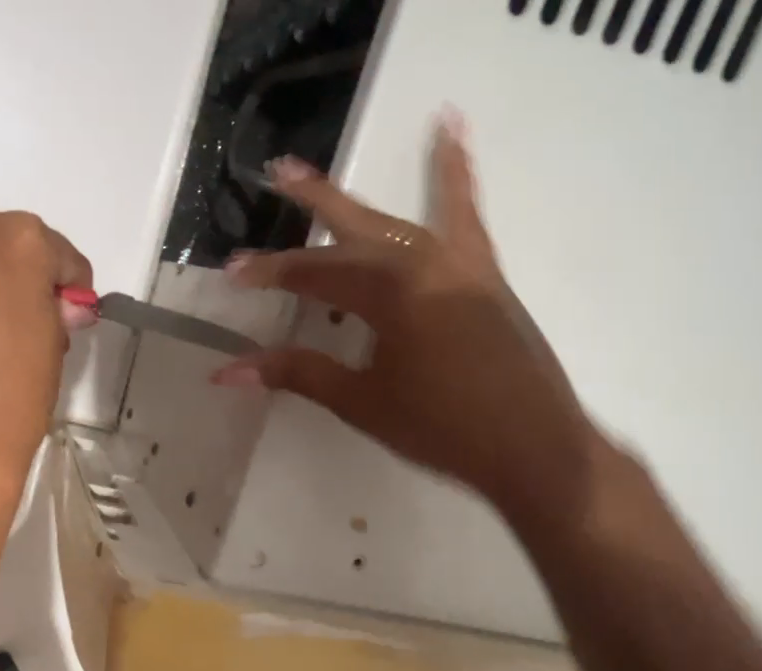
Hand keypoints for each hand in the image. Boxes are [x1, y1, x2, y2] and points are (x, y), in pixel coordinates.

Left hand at [0, 197, 94, 508]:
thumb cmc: (13, 403)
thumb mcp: (52, 351)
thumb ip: (52, 312)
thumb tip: (54, 304)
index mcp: (25, 243)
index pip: (58, 257)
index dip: (65, 290)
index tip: (63, 319)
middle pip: (5, 240)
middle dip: (18, 277)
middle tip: (16, 327)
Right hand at [215, 112, 601, 524]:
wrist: (533, 446)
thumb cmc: (441, 428)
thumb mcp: (362, 401)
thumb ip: (298, 374)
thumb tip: (228, 371)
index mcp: (392, 294)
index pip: (316, 274)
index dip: (271, 274)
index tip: (231, 272)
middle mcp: (427, 264)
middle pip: (356, 229)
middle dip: (312, 204)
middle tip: (276, 172)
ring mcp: (461, 264)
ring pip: (398, 220)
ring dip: (357, 198)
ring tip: (330, 168)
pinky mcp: (484, 274)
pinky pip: (464, 215)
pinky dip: (454, 176)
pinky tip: (452, 133)